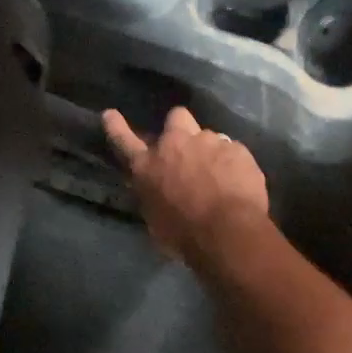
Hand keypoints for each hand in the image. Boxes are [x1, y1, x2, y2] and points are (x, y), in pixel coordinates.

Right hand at [103, 106, 268, 258]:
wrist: (227, 233)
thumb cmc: (185, 237)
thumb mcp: (158, 223)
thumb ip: (157, 199)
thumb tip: (161, 196)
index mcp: (148, 167)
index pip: (125, 141)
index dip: (117, 129)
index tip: (110, 115)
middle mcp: (175, 144)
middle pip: (176, 118)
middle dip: (182, 130)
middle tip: (189, 151)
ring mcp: (208, 142)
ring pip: (210, 137)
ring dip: (212, 152)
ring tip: (222, 178)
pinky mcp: (236, 148)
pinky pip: (234, 153)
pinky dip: (235, 166)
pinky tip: (240, 185)